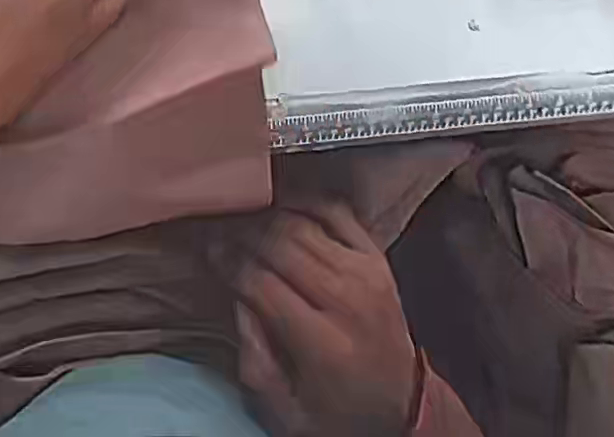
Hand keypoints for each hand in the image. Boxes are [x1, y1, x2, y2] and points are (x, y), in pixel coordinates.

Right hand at [229, 202, 420, 436]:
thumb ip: (255, 360)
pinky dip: (304, 202)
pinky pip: (334, 210)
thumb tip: (235, 299)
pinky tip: (283, 208)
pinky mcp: (376, 255)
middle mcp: (346, 301)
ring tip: (245, 223)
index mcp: (324, 345)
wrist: (403, 402)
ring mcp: (365, 272)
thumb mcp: (289, 411)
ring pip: (300, 225)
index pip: (261, 283)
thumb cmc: (338, 409)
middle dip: (241, 235)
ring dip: (266, 218)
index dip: (228, 263)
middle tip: (221, 233)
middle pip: (278, 246)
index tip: (209, 253)